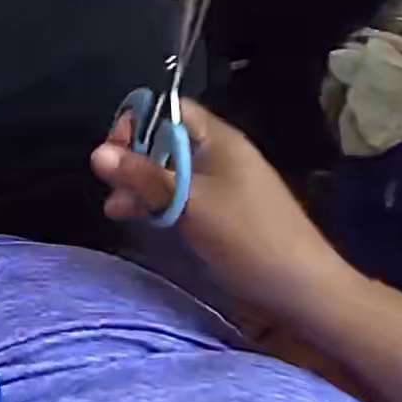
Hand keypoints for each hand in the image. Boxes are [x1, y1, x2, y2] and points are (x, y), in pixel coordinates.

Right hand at [90, 100, 357, 316]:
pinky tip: (135, 217)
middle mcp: (218, 154)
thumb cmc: (249, 237)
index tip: (115, 148)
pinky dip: (158, 204)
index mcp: (218, 139)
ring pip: (170, 172)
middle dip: (134, 157)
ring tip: (116, 208)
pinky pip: (181, 197)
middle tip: (110, 183)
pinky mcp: (220, 213)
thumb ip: (144, 177)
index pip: (171, 109)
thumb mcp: (190, 205)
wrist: (304, 292)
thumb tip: (96, 151)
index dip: (139, 121)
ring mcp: (221, 185)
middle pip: (166, 140)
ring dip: (141, 185)